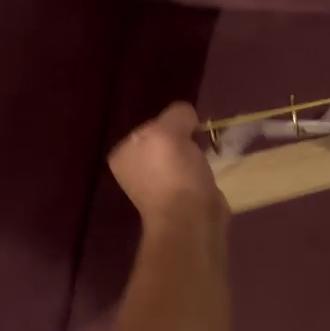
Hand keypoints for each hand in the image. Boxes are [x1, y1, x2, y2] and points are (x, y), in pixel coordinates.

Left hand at [108, 102, 229, 228]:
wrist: (189, 216)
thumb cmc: (175, 173)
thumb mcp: (170, 130)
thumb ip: (177, 114)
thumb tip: (189, 117)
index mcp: (123, 153)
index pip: (154, 123)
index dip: (175, 124)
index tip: (189, 134)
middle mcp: (134, 167)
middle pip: (167, 138)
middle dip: (186, 138)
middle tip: (198, 147)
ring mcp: (154, 183)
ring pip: (180, 154)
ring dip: (195, 154)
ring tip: (204, 162)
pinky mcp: (176, 195)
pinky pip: (190, 170)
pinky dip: (200, 169)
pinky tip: (206, 174)